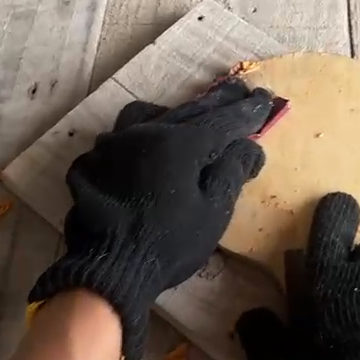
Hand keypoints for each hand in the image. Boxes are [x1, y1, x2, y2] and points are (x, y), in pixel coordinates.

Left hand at [29, 78, 274, 359]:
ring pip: (151, 115)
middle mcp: (148, 132)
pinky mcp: (94, 161)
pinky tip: (146, 147)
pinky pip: (123, 135)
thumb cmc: (168, 242)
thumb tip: (249, 145)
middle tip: (239, 91)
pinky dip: (143, 134)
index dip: (247, 110)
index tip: (264, 98)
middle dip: (219, 101)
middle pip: (190, 110)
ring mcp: (116, 143)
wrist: (107, 268)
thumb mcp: (213, 212)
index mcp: (181, 142)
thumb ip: (232, 172)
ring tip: (189, 118)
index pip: (223, 119)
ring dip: (176, 113)